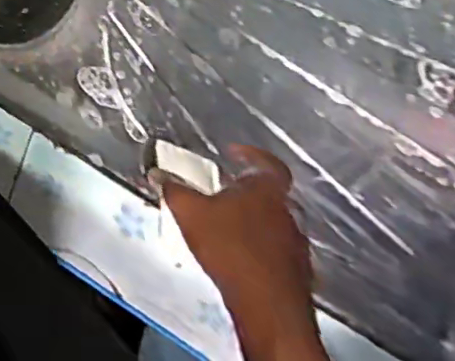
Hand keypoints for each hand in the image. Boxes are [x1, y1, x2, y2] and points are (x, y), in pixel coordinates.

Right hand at [160, 145, 325, 359]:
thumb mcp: (186, 208)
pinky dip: (254, 239)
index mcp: (266, 194)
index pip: (270, 166)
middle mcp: (288, 215)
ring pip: (272, 219)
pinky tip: (232, 246)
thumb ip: (172, 186)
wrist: (266, 302)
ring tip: (219, 218)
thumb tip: (158, 173)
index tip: (235, 152)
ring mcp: (296, 244)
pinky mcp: (296, 269)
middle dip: (243, 189)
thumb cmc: (227, 245)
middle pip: (269, 194)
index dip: (253, 155)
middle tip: (217, 187)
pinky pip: (274, 243)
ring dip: (248, 215)